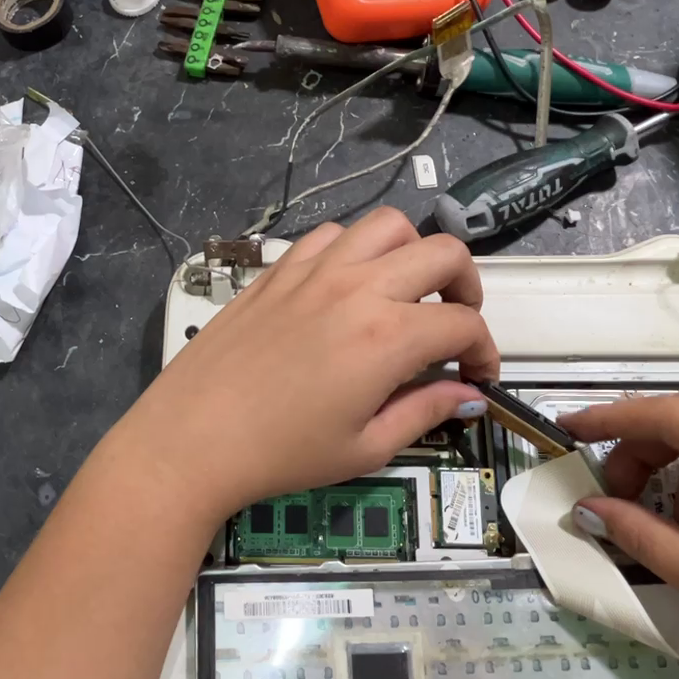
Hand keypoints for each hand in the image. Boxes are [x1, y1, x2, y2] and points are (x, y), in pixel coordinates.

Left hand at [103, 208, 498, 524]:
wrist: (193, 436)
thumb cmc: (281, 453)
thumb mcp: (365, 447)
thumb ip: (426, 411)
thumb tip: (470, 395)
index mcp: (387, 336)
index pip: (464, 323)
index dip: (485, 350)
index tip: (477, 375)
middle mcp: (358, 286)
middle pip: (443, 253)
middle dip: (467, 286)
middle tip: (455, 323)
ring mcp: (316, 269)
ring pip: (388, 225)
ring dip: (413, 253)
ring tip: (405, 292)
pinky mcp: (280, 267)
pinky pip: (332, 235)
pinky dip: (355, 249)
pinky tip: (347, 285)